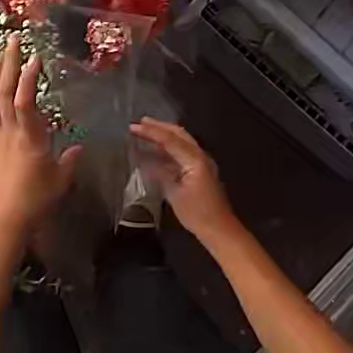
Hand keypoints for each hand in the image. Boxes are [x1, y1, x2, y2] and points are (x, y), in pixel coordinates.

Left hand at [0, 35, 81, 236]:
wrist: (4, 222)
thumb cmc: (36, 201)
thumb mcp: (61, 180)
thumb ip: (70, 161)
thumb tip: (80, 148)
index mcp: (29, 138)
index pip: (25, 100)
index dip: (28, 77)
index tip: (36, 57)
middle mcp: (8, 133)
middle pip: (3, 92)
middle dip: (7, 64)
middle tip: (11, 41)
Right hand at [129, 118, 242, 244]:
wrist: (220, 230)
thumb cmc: (197, 214)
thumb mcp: (174, 194)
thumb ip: (160, 173)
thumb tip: (144, 159)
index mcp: (194, 160)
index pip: (169, 140)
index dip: (150, 132)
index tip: (132, 127)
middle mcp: (200, 156)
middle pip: (179, 134)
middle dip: (159, 127)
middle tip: (141, 122)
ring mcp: (202, 163)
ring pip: (182, 141)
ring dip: (164, 135)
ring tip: (146, 132)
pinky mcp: (201, 171)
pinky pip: (183, 152)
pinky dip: (169, 148)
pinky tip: (157, 152)